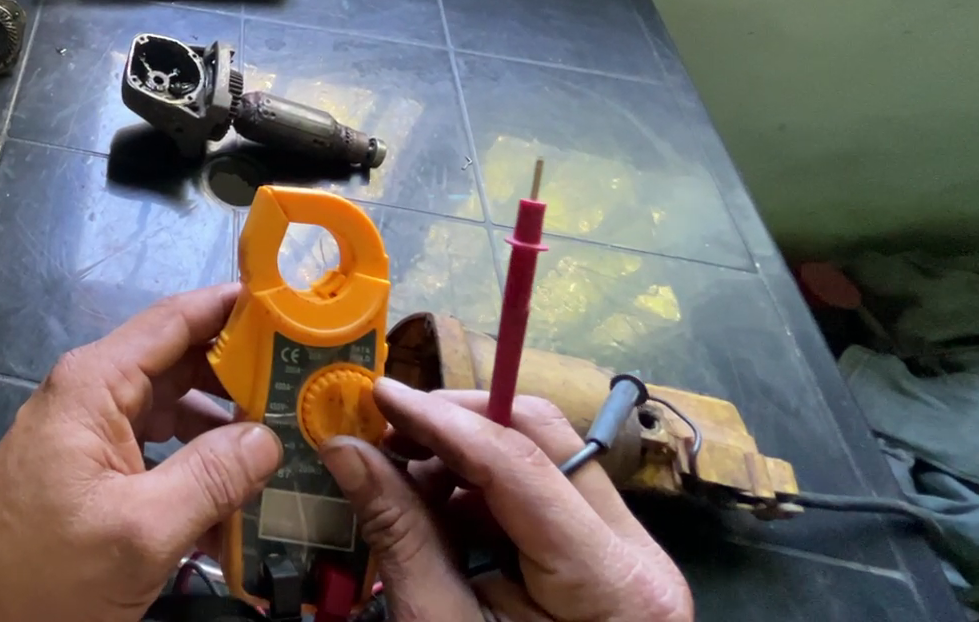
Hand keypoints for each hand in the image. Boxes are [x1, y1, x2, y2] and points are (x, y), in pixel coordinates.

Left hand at [0, 284, 282, 621]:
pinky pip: (153, 444)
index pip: (175, 320)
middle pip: (178, 360)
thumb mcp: (138, 532)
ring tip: (286, 437)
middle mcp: (93, 389)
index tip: (290, 306)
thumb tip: (269, 437)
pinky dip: (192, 459)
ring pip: (170, 405)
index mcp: (97, 380)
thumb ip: (209, 479)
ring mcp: (89, 426)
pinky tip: (233, 490)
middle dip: (240, 369)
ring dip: (221, 422)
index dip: (232, 307)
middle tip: (305, 381)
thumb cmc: (42, 568)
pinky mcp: (90, 462)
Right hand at [322, 379, 692, 621]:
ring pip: (540, 451)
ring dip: (461, 451)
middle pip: (541, 435)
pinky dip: (478, 484)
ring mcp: (630, 554)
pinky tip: (438, 512)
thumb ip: (397, 531)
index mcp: (611, 585)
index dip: (439, 418)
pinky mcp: (609, 560)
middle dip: (454, 421)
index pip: (518, 462)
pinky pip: (540, 486)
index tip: (376, 392)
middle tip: (387, 435)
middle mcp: (638, 554)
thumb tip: (340, 446)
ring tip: (404, 482)